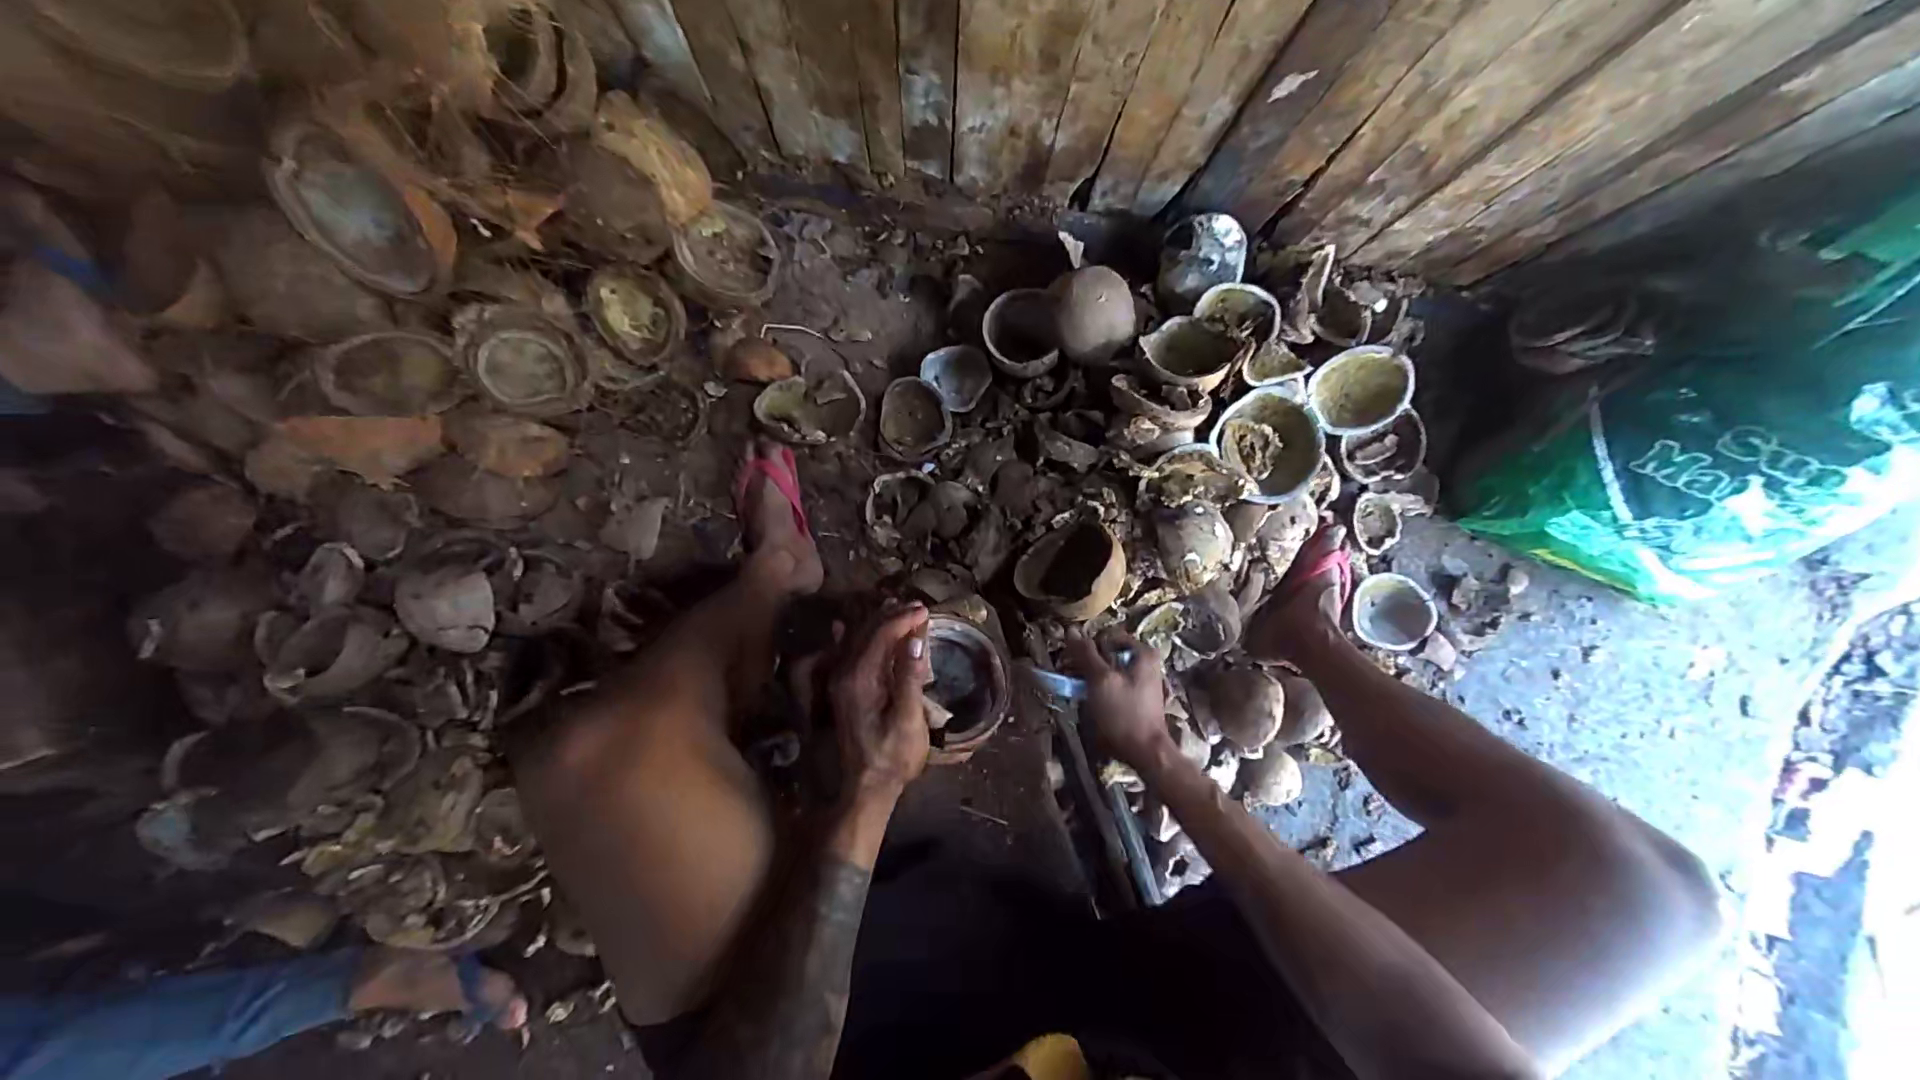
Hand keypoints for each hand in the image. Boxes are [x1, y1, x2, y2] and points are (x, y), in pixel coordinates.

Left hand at [829, 603, 932, 800]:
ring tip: (900, 611)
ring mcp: (840, 682)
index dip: (903, 619)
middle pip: (867, 632)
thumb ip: (909, 678)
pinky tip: (844, 627)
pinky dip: (854, 637)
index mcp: (859, 679)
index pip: (881, 635)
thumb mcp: (908, 720)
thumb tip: (915, 639)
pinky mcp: (843, 691)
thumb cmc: (893, 756)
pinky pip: (848, 653)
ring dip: (879, 623)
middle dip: (893, 616)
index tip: (926, 611)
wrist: (865, 788)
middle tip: (919, 608)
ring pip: (857, 640)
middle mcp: (844, 674)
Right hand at [1065, 629, 1171, 772]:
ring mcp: (1143, 679)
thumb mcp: (1100, 680)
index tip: (1071, 663)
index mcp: (1143, 652)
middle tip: (1070, 676)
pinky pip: (1113, 682)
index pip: (1105, 636)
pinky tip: (1091, 700)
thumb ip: (1086, 654)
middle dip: (1087, 663)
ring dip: (1090, 676)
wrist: (1145, 752)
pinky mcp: (1137, 696)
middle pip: (1107, 652)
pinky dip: (1100, 687)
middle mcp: (1146, 661)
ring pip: (1108, 668)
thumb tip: (1070, 630)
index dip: (1086, 647)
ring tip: (1077, 690)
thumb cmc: (1123, 713)